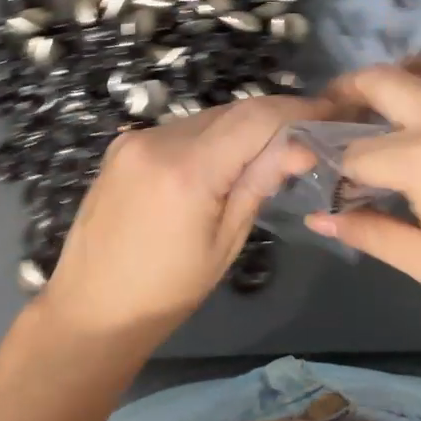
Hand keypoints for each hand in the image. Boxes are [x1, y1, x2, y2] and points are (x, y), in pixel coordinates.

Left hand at [39, 96, 328, 335]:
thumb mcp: (226, 241)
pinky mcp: (122, 146)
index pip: (256, 117)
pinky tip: (223, 162)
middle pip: (233, 111)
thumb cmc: (167, 291)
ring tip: (271, 152)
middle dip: (275, 118)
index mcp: (187, 170)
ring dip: (242, 128)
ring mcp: (134, 139)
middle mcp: (158, 140)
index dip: (298, 111)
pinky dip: (210, 138)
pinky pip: (181, 130)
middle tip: (309, 135)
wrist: (91, 309)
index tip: (329, 115)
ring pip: (207, 117)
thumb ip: (259, 183)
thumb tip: (303, 145)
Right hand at [309, 51, 420, 332]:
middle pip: (372, 85)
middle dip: (341, 102)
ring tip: (370, 109)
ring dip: (381, 82)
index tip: (333, 187)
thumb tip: (317, 216)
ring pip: (410, 67)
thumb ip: (368, 234)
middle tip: (329, 127)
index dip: (334, 170)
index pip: (353, 152)